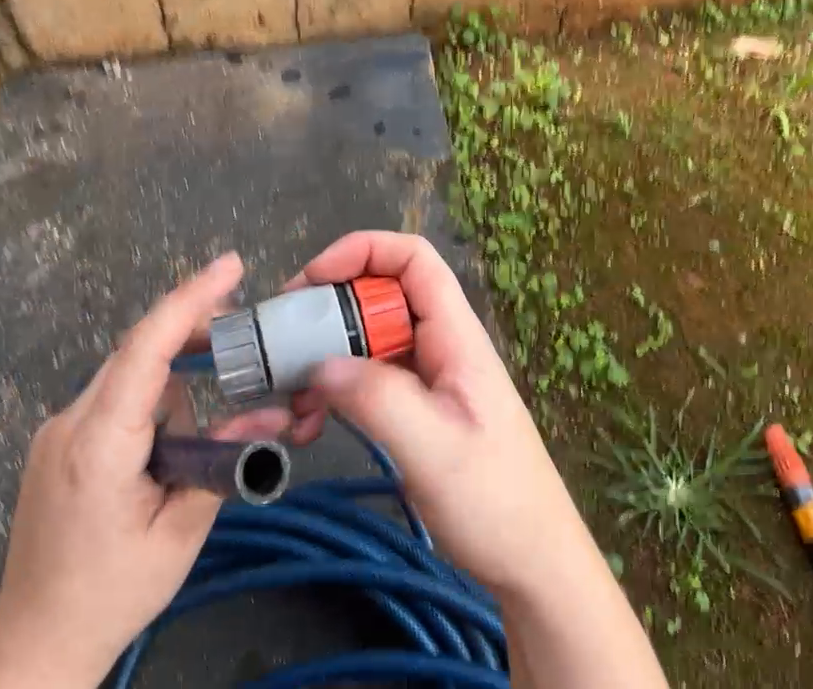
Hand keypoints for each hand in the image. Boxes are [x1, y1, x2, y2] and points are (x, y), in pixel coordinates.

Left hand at [0, 254, 287, 688]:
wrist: (34, 642)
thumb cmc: (112, 593)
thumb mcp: (181, 530)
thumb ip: (224, 461)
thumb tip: (271, 413)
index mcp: (98, 444)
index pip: (145, 349)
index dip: (189, 300)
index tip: (231, 266)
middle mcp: (68, 424)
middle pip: (135, 352)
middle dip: (191, 330)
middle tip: (244, 330)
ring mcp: (55, 432)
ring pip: (126, 375)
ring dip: (172, 377)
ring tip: (209, 414)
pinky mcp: (56, 444)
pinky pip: (112, 400)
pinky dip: (150, 400)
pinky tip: (173, 439)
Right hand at [284, 232, 594, 600]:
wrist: (530, 562)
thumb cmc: (495, 502)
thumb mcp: (434, 449)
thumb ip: (377, 399)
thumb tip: (319, 364)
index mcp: (456, 338)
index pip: (413, 260)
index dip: (362, 251)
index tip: (311, 280)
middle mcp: (440, 348)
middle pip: (378, 298)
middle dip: (326, 312)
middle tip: (281, 344)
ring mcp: (427, 381)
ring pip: (365, 343)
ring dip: (323, 361)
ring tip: (290, 401)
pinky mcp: (415, 413)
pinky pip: (366, 384)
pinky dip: (333, 395)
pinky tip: (309, 427)